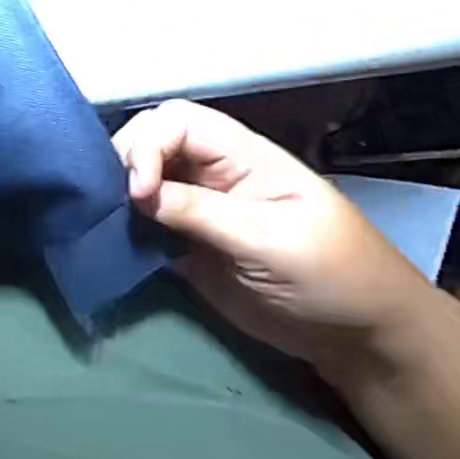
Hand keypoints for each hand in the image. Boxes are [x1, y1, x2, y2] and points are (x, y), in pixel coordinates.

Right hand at [114, 100, 441, 379]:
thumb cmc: (334, 275)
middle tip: (110, 203)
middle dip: (124, 163)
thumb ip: (202, 212)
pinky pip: (145, 226)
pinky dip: (124, 230)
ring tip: (104, 221)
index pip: (178, 122)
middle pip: (153, 143)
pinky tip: (115, 242)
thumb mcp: (271, 239)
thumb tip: (136, 193)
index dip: (148, 145)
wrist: (355, 335)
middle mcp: (213, 175)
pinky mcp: (187, 248)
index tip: (137, 191)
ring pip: (143, 183)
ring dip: (118, 196)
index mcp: (243, 157)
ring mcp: (198, 211)